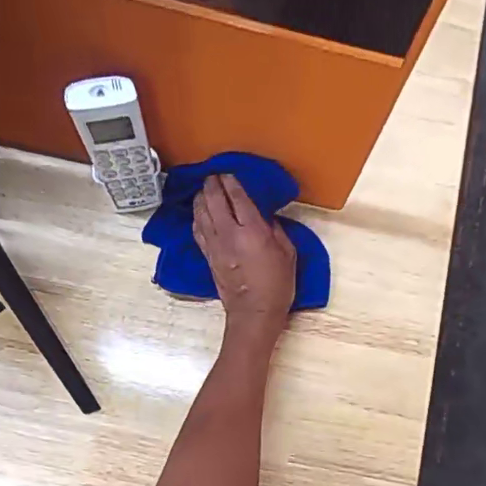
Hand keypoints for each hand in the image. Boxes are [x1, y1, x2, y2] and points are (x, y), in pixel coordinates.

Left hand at [192, 173, 296, 348]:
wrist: (254, 313)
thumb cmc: (277, 285)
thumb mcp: (287, 254)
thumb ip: (276, 230)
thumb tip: (265, 217)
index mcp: (252, 231)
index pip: (237, 197)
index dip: (231, 182)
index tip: (229, 173)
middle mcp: (229, 234)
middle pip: (214, 200)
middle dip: (212, 185)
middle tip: (214, 176)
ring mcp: (215, 245)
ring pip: (201, 213)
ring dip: (201, 198)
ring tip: (204, 190)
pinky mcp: (207, 256)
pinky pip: (198, 230)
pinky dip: (197, 217)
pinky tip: (199, 212)